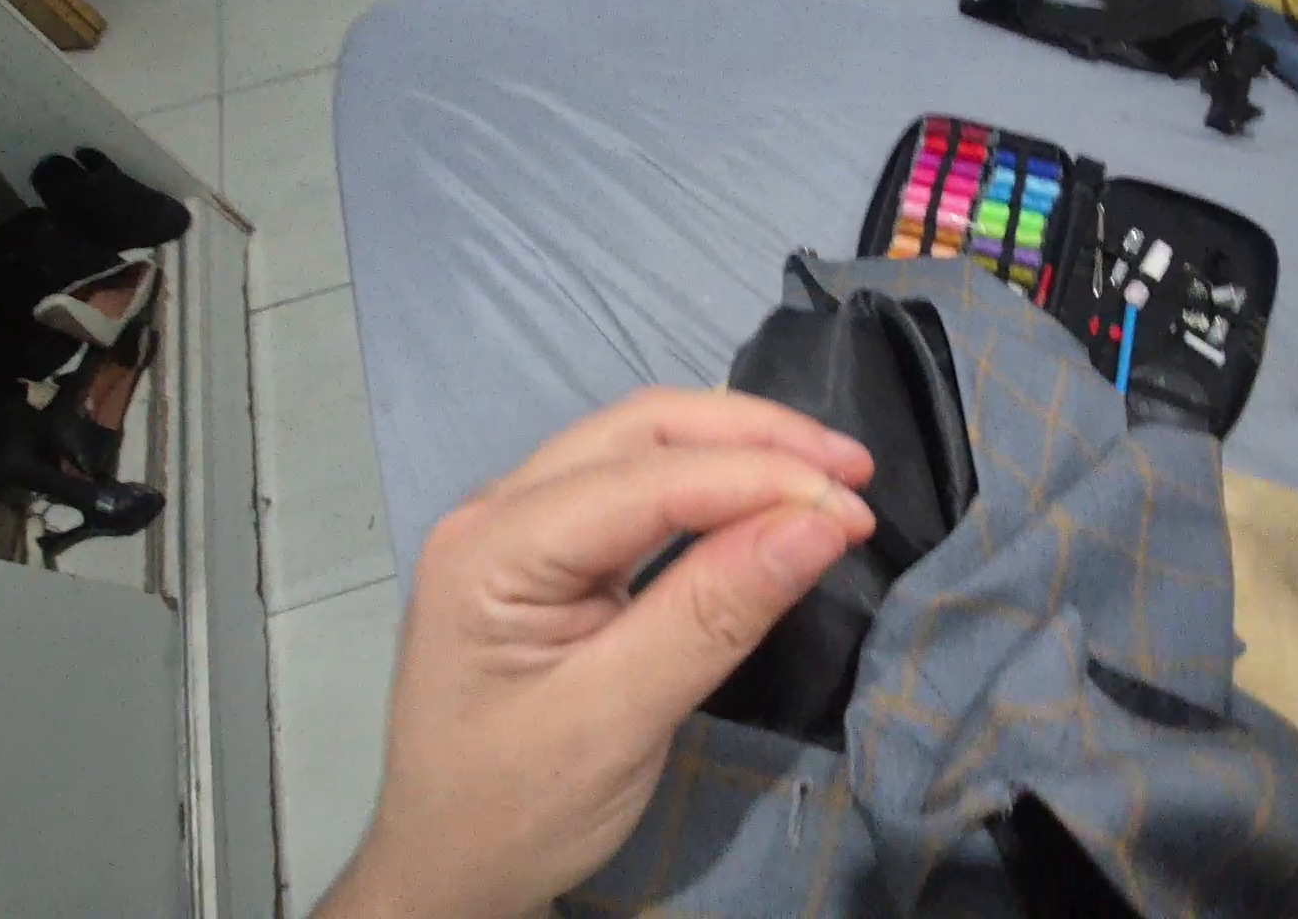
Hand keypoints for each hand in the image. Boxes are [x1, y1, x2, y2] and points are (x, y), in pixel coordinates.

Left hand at [313, 389, 874, 918]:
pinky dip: (718, 478)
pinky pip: (644, 480)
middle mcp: (502, 505)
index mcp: (494, 546)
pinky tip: (764, 488)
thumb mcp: (620, 721)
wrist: (447, 867)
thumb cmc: (517, 809)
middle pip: (645, 430)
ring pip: (647, 442)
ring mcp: (527, 515)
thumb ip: (715, 614)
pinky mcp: (557, 538)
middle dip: (757, 437)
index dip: (758, 479)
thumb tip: (818, 527)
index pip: (647, 480)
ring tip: (827, 470)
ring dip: (743, 446)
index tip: (850, 507)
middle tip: (850, 468)